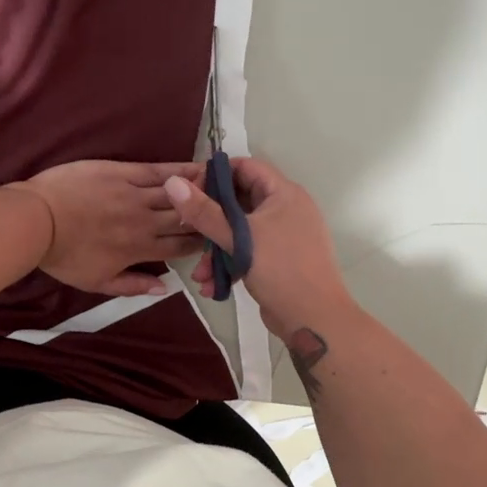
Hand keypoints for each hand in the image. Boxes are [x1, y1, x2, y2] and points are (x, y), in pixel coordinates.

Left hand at [5, 160, 204, 295]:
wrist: (36, 221)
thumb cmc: (61, 256)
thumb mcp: (95, 282)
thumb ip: (132, 286)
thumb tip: (165, 288)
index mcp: (140, 250)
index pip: (181, 247)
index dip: (201, 243)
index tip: (214, 238)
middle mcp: (144, 223)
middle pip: (185, 219)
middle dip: (207, 215)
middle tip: (226, 209)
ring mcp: (134, 195)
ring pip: (177, 193)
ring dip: (201, 190)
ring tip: (222, 185)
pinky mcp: (122, 172)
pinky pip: (157, 171)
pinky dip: (179, 169)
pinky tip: (198, 166)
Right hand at [162, 156, 356, 340]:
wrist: (314, 319)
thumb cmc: (281, 270)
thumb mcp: (237, 238)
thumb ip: (203, 211)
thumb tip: (172, 182)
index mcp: (284, 194)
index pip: (246, 167)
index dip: (215, 174)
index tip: (188, 191)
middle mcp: (286, 209)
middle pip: (238, 200)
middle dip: (209, 220)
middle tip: (186, 231)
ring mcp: (283, 235)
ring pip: (239, 230)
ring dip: (215, 250)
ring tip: (200, 273)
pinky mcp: (278, 259)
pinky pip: (247, 251)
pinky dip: (229, 264)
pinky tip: (213, 285)